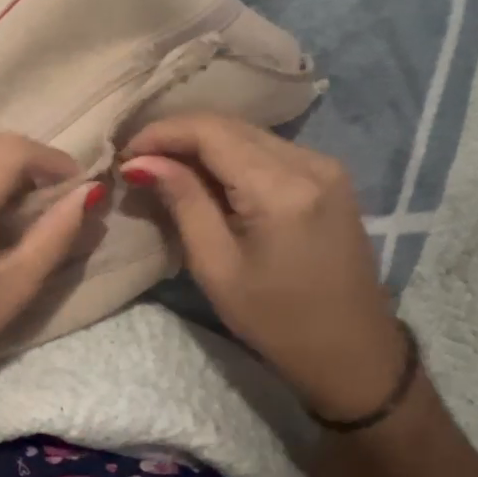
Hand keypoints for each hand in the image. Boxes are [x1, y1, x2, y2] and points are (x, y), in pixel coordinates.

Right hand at [119, 114, 409, 421]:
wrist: (353, 351)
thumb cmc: (276, 320)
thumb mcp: (216, 266)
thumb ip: (182, 202)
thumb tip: (141, 161)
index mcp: (281, 189)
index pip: (210, 131)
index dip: (161, 133)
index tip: (124, 155)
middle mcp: (309, 162)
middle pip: (228, 125)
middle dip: (176, 136)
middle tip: (136, 162)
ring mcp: (325, 165)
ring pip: (246, 132)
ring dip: (200, 143)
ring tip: (162, 169)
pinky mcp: (329, 175)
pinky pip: (267, 148)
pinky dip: (228, 154)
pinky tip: (203, 176)